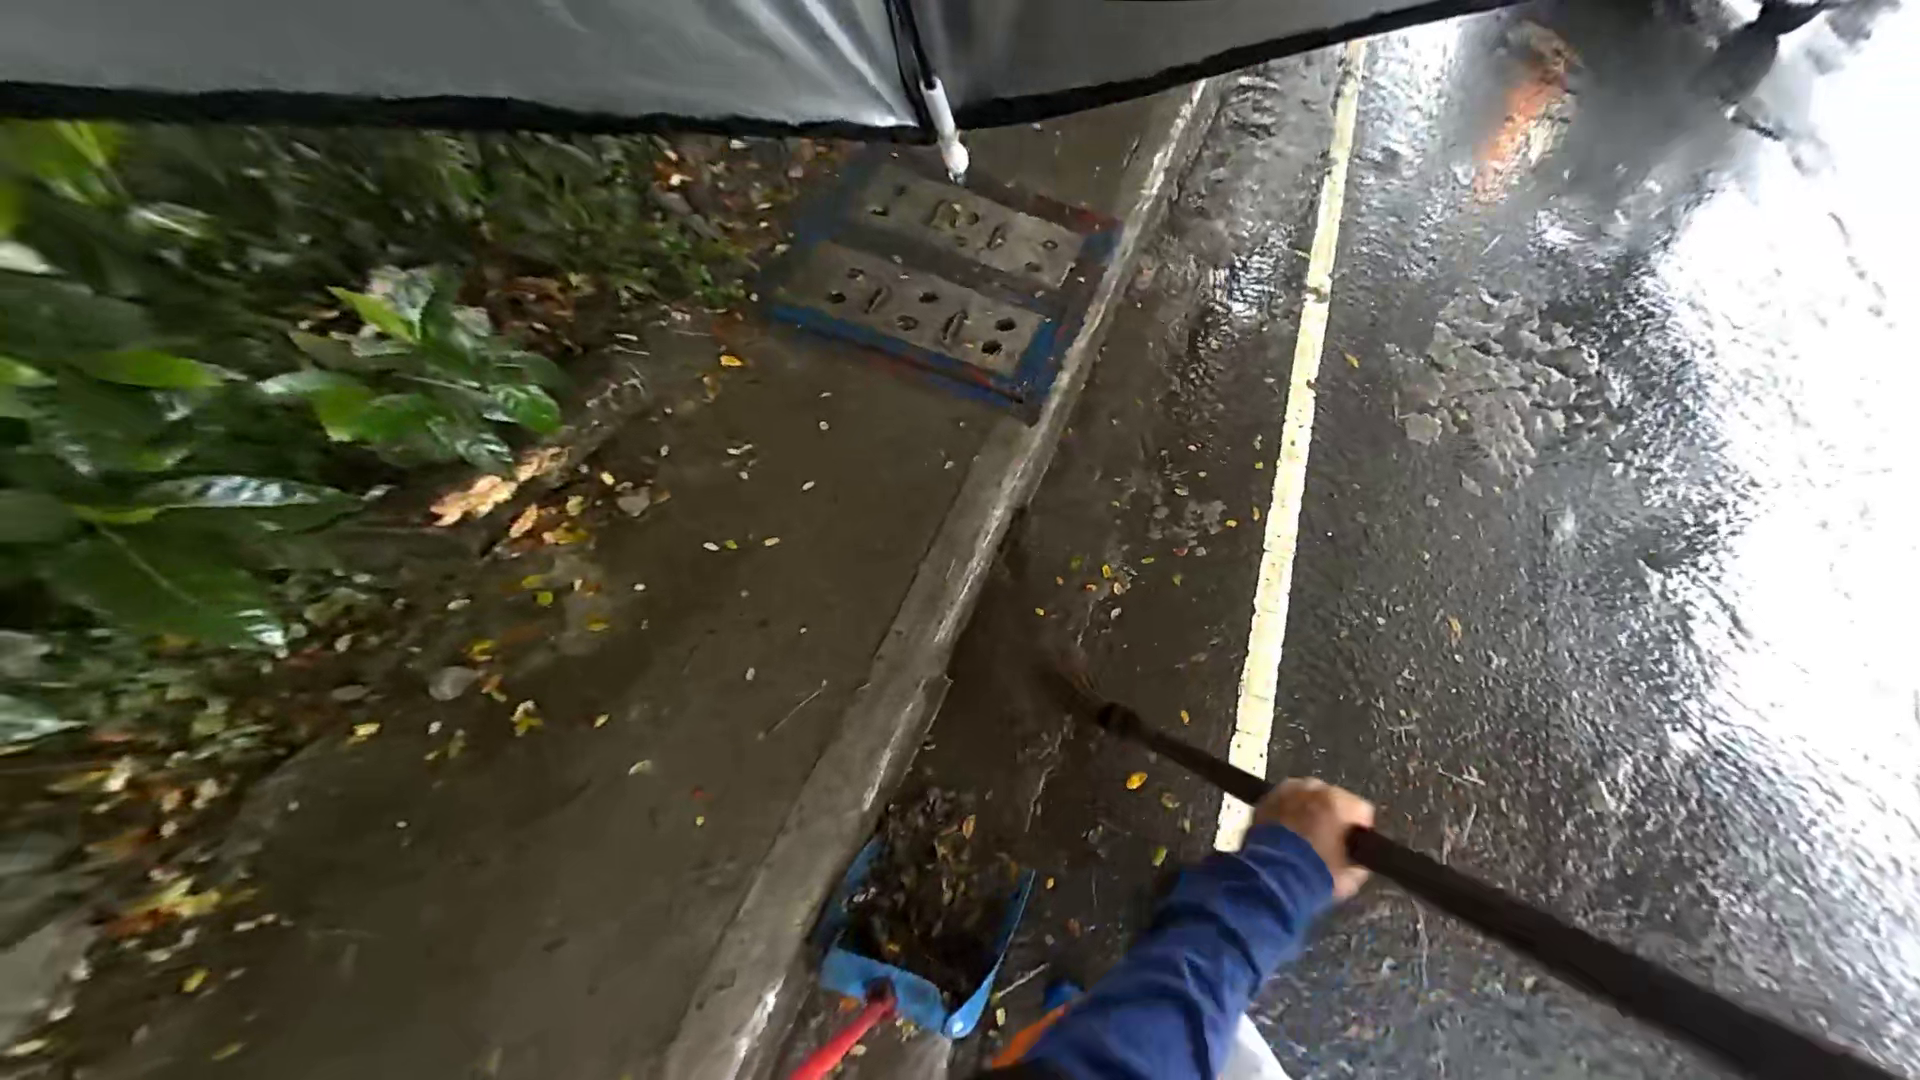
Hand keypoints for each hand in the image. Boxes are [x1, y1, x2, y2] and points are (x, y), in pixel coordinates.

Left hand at [1253, 777, 1374, 899]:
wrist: (1274, 873)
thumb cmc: (1316, 873)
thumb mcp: (1351, 875)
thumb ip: (1358, 859)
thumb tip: (1356, 858)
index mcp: (1339, 803)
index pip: (1362, 809)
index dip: (1361, 827)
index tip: (1355, 840)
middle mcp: (1313, 789)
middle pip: (1332, 796)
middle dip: (1333, 813)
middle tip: (1329, 835)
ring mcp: (1286, 790)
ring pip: (1306, 793)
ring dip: (1309, 806)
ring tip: (1307, 830)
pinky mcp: (1266, 797)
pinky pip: (1284, 798)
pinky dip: (1288, 808)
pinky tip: (1287, 826)